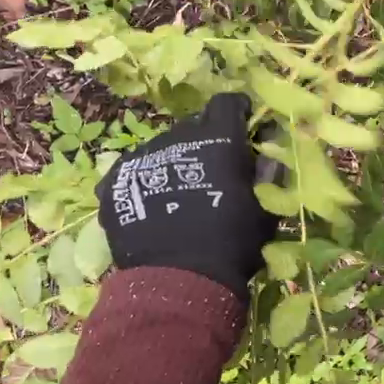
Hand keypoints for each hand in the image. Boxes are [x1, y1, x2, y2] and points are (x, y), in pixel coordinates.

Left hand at [95, 92, 276, 298]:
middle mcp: (178, 137)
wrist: (179, 281)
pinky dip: (148, 178)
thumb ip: (268, 170)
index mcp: (219, 138)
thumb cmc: (233, 241)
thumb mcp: (266, 205)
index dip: (237, 111)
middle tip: (215, 167)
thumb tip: (269, 146)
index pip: (226, 103)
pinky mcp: (115, 180)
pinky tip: (155, 202)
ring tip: (181, 189)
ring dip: (176, 158)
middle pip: (194, 124)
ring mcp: (142, 157)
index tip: (244, 127)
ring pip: (163, 145)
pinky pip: (135, 168)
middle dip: (207, 138)